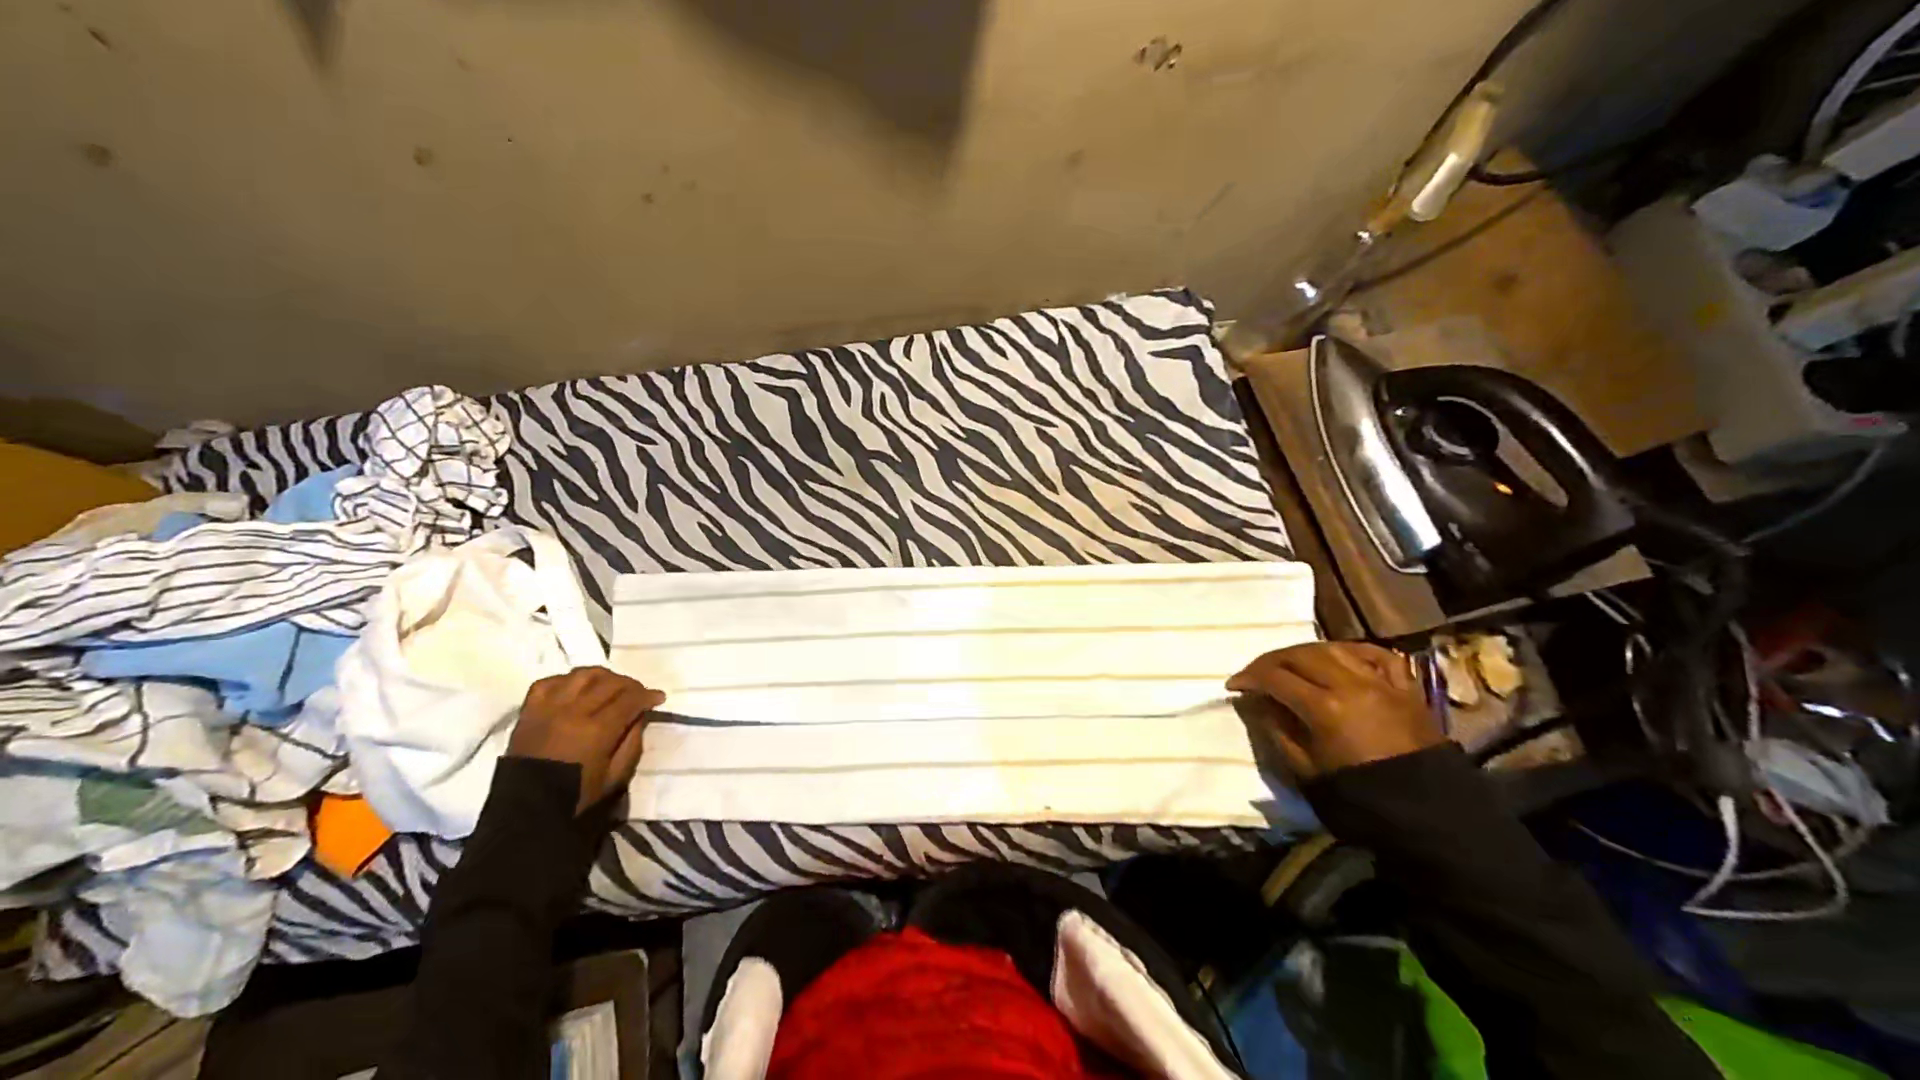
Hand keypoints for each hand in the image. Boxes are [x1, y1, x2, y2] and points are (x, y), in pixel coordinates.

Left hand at [509, 667, 665, 813]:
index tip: (658, 697)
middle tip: (638, 692)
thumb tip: (639, 716)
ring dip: (602, 676)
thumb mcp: (615, 777)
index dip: (647, 695)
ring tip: (610, 685)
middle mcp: (574, 711)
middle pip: (609, 682)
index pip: (629, 699)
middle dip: (630, 684)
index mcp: (597, 730)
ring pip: (582, 675)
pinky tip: (577, 688)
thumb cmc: (575, 796)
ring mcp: (549, 708)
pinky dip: (567, 680)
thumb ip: (632, 743)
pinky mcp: (529, 710)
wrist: (526, 809)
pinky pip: (550, 682)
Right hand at [1227, 642, 1441, 779]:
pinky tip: (1339, 657)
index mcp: (1325, 707)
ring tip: (1291, 664)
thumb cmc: (1360, 796)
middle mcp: (1351, 684)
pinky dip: (1352, 651)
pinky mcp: (1405, 687)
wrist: (1427, 812)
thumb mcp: (1306, 770)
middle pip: (1301, 654)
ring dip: (1306, 651)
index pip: (1276, 677)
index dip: (1249, 677)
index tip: (1234, 686)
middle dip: (1272, 660)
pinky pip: (1376, 654)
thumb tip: (1259, 702)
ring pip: (1334, 648)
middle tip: (1256, 673)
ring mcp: (1381, 681)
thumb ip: (1278, 731)